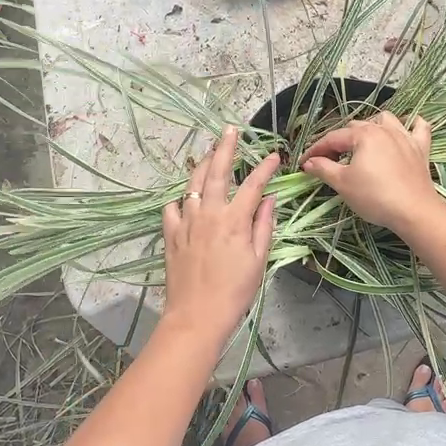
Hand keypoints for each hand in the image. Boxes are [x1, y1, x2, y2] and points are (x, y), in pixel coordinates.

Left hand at [160, 126, 278, 343]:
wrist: (197, 316)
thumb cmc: (235, 292)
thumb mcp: (258, 260)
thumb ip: (264, 226)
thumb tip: (269, 199)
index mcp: (234, 220)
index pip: (253, 185)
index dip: (265, 168)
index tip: (274, 156)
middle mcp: (209, 214)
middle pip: (217, 172)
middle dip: (225, 147)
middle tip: (230, 129)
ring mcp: (186, 222)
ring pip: (192, 184)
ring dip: (201, 164)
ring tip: (208, 152)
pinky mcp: (170, 234)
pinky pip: (172, 207)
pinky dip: (180, 198)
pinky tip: (185, 196)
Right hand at [298, 112, 437, 232]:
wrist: (414, 211)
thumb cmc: (375, 196)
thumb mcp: (343, 183)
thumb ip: (323, 168)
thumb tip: (309, 162)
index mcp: (363, 135)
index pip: (333, 138)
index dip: (316, 150)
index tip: (304, 163)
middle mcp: (384, 129)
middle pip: (356, 128)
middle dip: (339, 141)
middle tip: (329, 160)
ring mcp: (405, 137)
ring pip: (385, 120)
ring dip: (371, 126)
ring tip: (363, 142)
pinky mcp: (421, 149)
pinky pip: (419, 128)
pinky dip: (413, 125)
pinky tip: (407, 129)